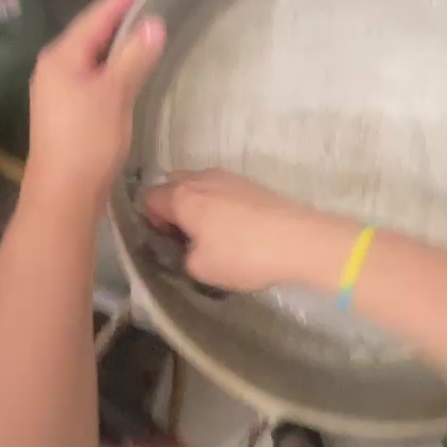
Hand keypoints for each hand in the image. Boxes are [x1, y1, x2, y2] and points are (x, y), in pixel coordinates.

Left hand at [24, 0, 164, 212]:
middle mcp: (55, 66)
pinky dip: (114, 61)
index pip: (98, 14)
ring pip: (93, 52)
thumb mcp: (115, 94)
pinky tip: (131, 63)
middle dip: (121, 12)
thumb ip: (134, 56)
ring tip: (146, 21)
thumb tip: (153, 22)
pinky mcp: (68, 108)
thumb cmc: (87, 141)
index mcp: (62, 56)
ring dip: (118, 37)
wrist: (62, 195)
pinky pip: (94, 72)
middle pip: (92, 30)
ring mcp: (58, 88)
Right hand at [141, 170, 360, 292]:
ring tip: (212, 234)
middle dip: (172, 208)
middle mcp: (201, 178)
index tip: (168, 242)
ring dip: (197, 205)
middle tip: (186, 237)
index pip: (148, 198)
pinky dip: (219, 204)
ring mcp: (228, 176)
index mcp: (182, 196)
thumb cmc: (242, 254)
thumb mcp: (201, 269)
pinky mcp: (250, 183)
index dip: (151, 221)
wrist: (298, 239)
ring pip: (199, 185)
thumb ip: (182, 256)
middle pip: (172, 185)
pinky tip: (235, 228)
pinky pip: (221, 189)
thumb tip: (188, 248)